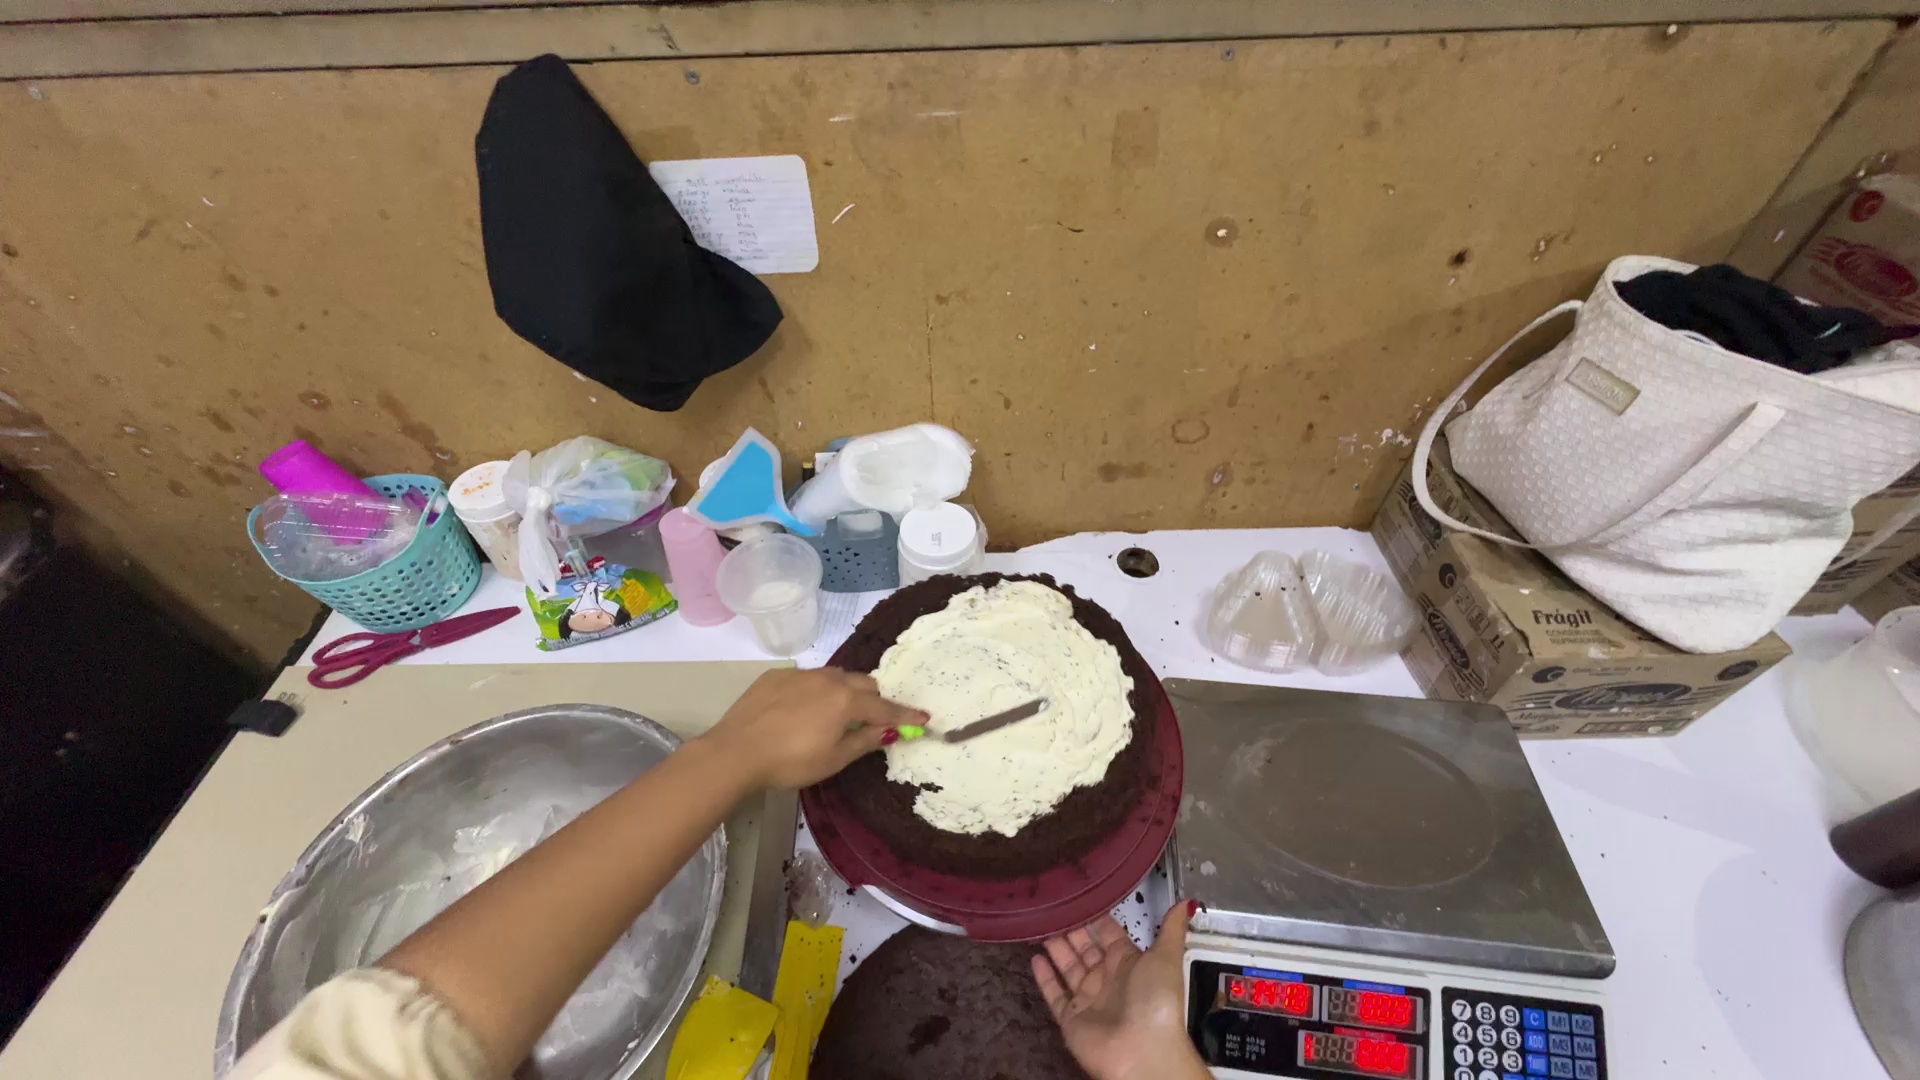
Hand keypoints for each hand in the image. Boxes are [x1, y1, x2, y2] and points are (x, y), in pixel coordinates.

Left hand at [698, 668, 926, 789]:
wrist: (735, 751)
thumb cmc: (790, 762)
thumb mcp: (833, 759)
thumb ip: (864, 741)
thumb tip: (890, 730)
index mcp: (846, 700)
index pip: (884, 707)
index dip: (904, 714)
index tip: (923, 718)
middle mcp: (828, 679)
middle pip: (863, 683)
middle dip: (874, 699)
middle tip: (873, 719)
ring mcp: (801, 674)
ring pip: (835, 676)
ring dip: (845, 691)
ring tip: (837, 713)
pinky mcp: (776, 675)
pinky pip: (807, 678)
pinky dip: (815, 691)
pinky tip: (802, 710)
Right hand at [1032, 902, 1208, 1079]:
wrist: (1144, 1052)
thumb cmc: (1156, 1000)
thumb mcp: (1167, 957)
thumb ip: (1171, 929)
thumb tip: (1186, 902)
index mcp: (1128, 963)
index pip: (1107, 934)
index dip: (1094, 916)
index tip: (1078, 895)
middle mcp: (1107, 979)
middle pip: (1084, 948)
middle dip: (1070, 929)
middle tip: (1053, 906)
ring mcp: (1088, 999)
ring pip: (1067, 967)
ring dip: (1055, 948)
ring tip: (1039, 925)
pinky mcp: (1071, 1019)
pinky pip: (1054, 995)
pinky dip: (1044, 978)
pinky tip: (1034, 957)